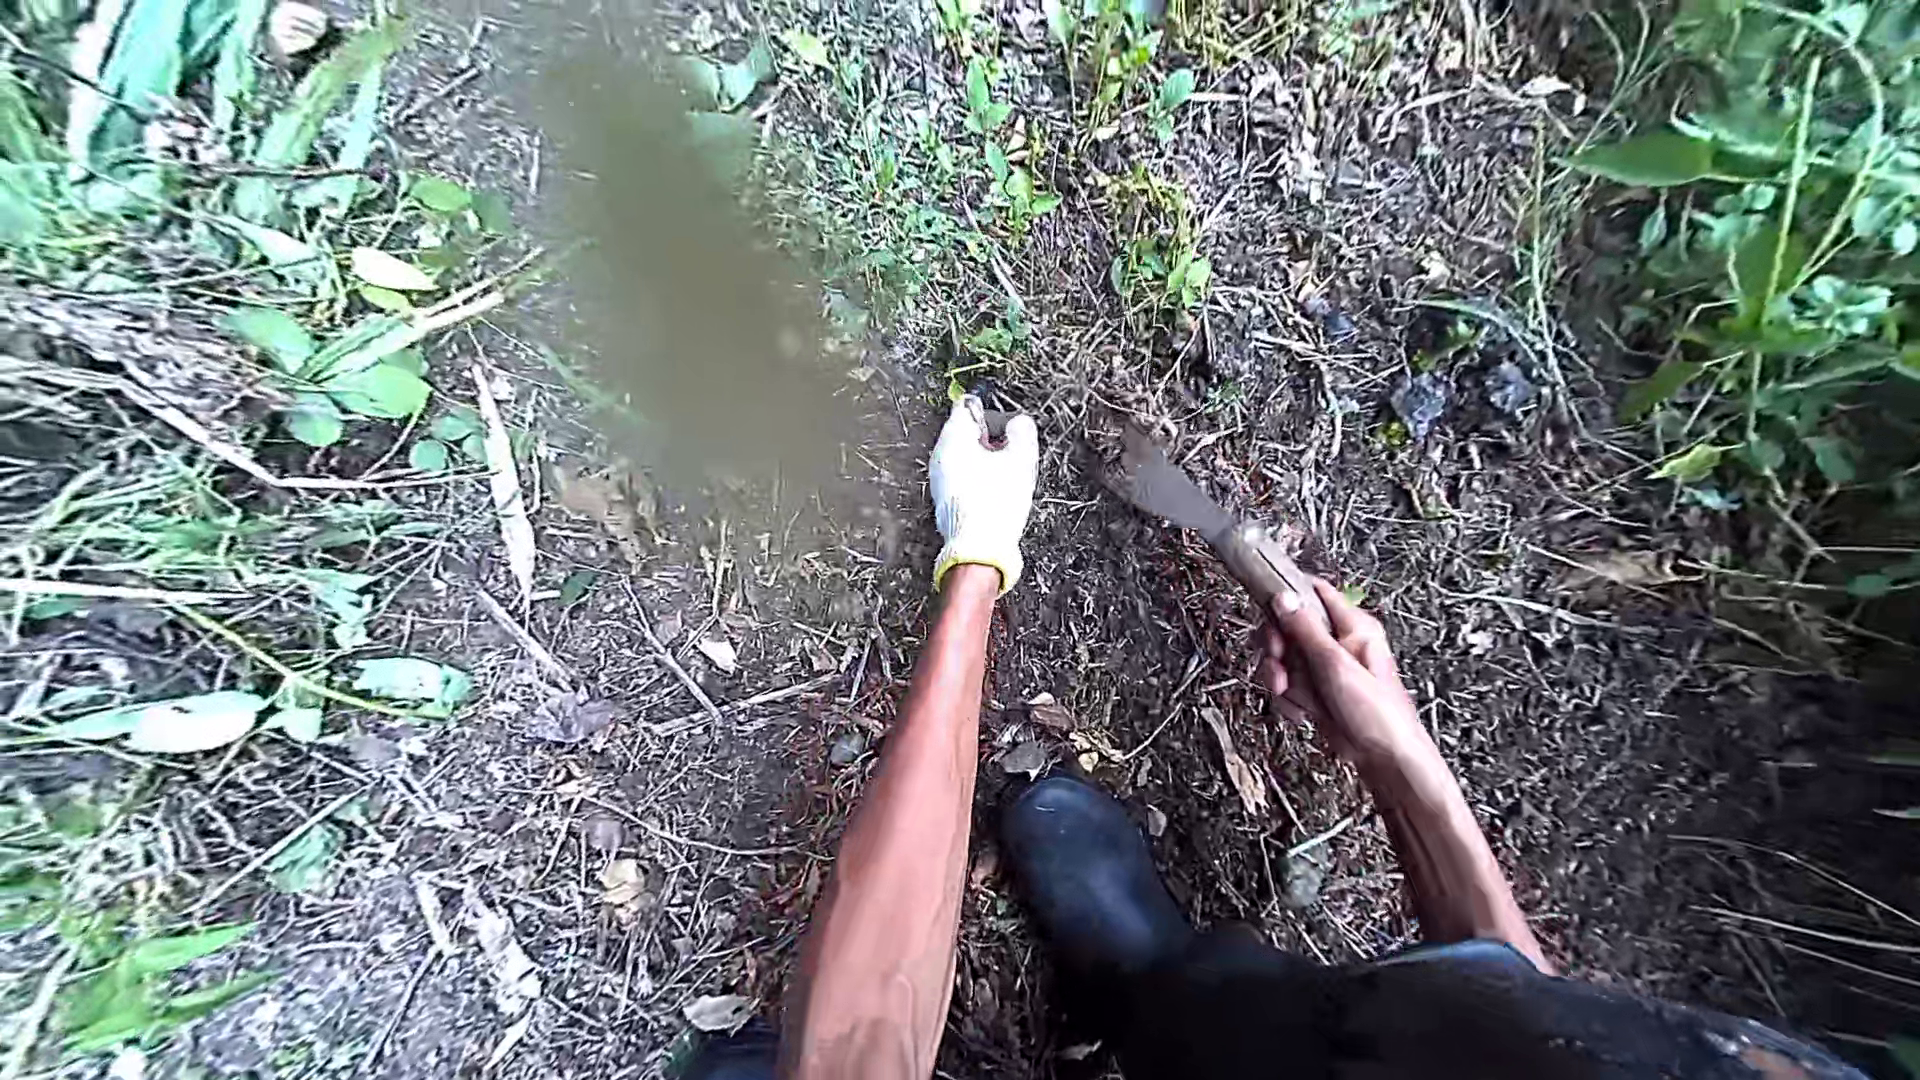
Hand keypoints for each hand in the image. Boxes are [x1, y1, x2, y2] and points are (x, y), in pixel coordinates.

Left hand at [929, 395, 1038, 594]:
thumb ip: (1022, 432)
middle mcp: (940, 456)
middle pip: (964, 432)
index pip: (967, 408)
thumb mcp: (1020, 460)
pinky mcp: (944, 499)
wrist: (979, 548)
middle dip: (990, 438)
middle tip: (1012, 451)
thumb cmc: (997, 502)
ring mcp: (938, 479)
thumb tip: (1019, 423)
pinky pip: (962, 476)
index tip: (1009, 426)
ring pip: (964, 456)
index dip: (992, 412)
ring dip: (986, 459)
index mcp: (954, 439)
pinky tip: (995, 492)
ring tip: (1007, 474)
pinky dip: (978, 477)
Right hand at [1257, 578, 1424, 773]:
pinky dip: (1287, 696)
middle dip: (1276, 648)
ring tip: (1291, 692)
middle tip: (1280, 660)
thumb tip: (1283, 598)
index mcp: (1352, 626)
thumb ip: (1305, 628)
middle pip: (1288, 626)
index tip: (1267, 611)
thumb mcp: (1334, 664)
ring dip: (1279, 676)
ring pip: (1283, 656)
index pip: (1313, 591)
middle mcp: (1338, 641)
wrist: (1385, 759)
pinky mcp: (1316, 686)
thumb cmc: (1377, 713)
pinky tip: (1301, 708)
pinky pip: (1287, 681)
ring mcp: (1325, 665)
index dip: (1286, 598)